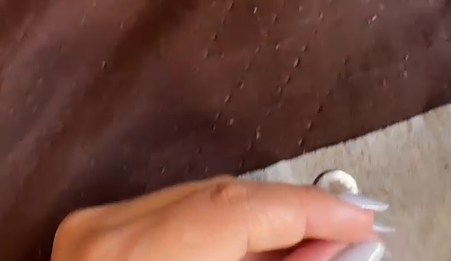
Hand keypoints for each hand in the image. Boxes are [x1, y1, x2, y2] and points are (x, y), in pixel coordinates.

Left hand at [52, 178, 383, 260]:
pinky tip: (254, 240)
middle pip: (223, 196)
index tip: (360, 217)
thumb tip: (328, 249)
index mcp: (141, 260)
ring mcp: (93, 225)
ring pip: (199, 197)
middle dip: (291, 213)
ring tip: (310, 239)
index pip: (241, 209)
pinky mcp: (90, 228)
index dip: (311, 209)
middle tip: (347, 231)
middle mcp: (109, 230)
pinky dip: (217, 223)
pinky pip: (171, 209)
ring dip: (257, 218)